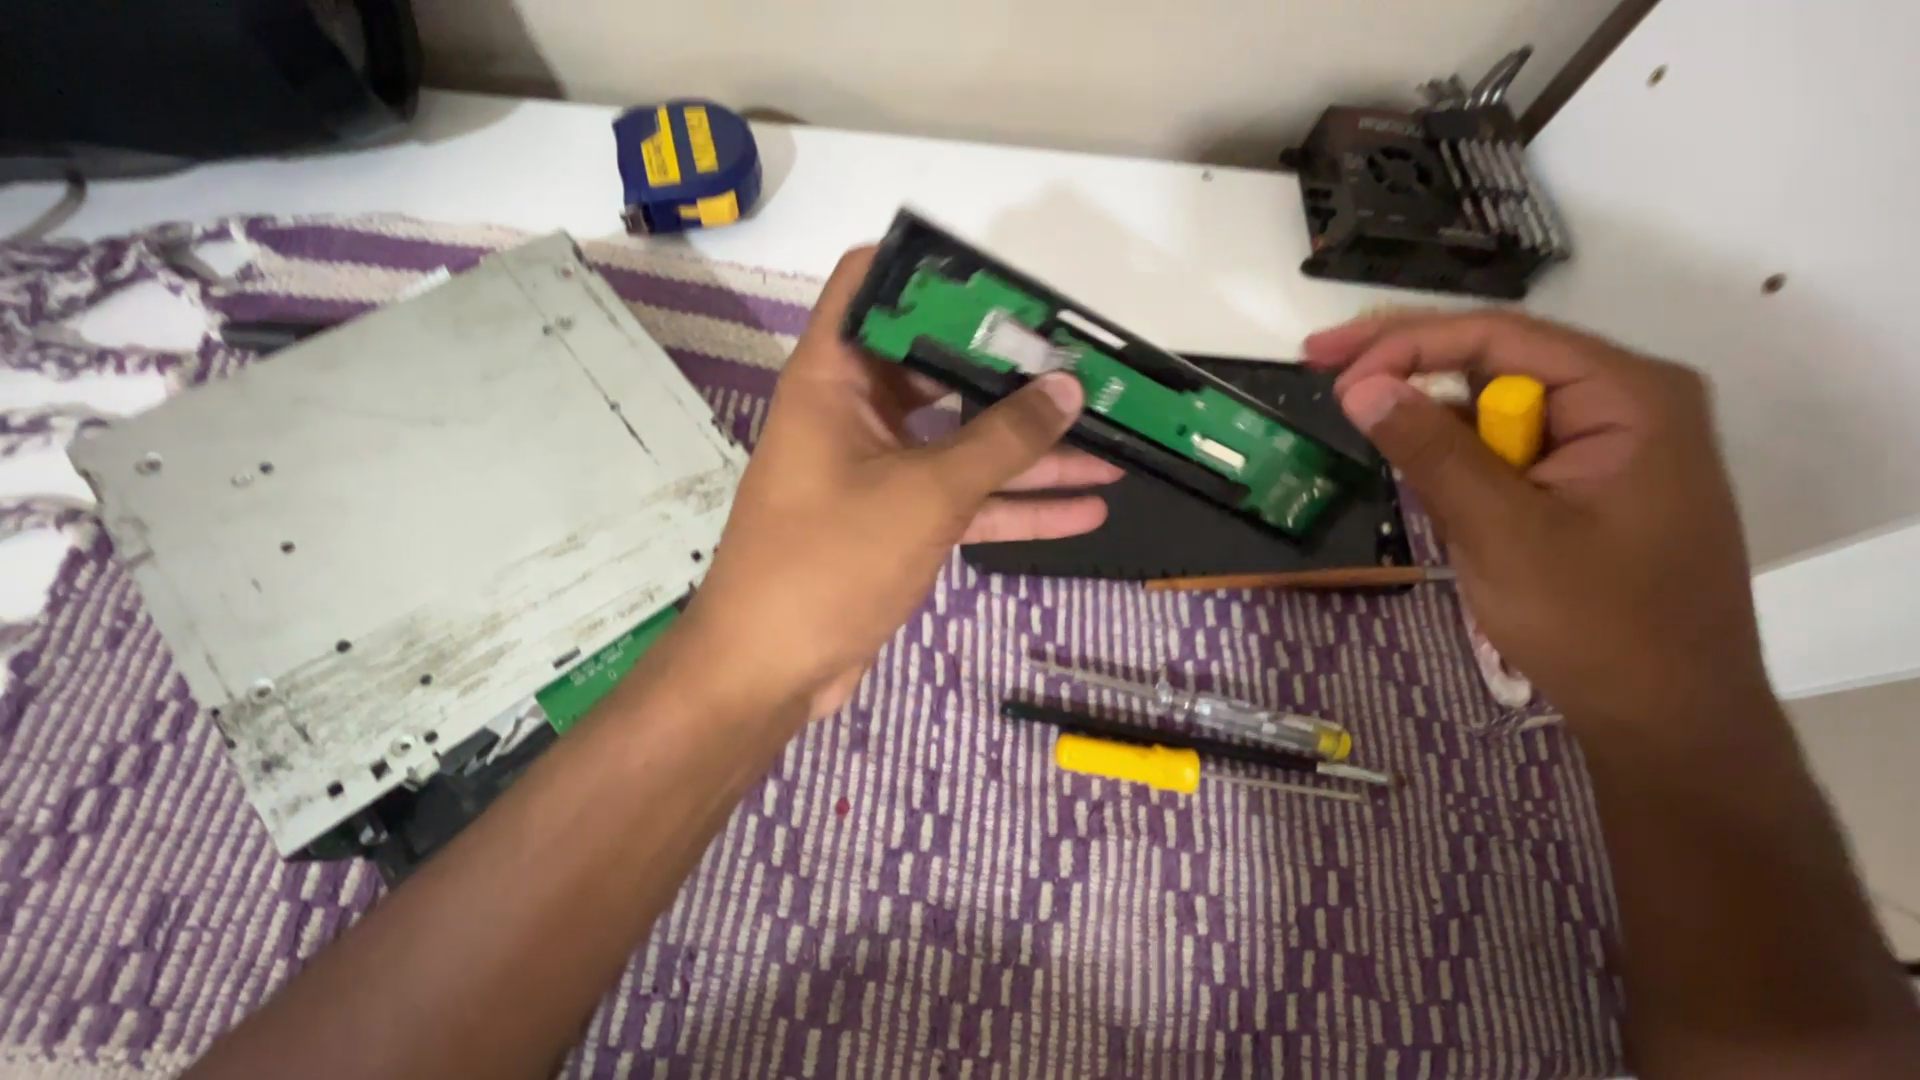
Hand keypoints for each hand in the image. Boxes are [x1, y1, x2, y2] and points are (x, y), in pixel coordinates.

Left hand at [679, 247, 1121, 720]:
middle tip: (1086, 364)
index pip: (873, 286)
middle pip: (939, 368)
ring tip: (1112, 442)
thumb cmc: (831, 561)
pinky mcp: (898, 522)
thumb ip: (1002, 441)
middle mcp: (855, 412)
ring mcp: (879, 470)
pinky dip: (1015, 505)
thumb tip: (1068, 389)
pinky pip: (963, 499)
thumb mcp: (925, 494)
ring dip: (1031, 449)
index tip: (1006, 284)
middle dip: (1012, 371)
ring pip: (963, 442)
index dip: (934, 272)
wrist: (770, 671)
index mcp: (835, 378)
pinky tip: (1084, 508)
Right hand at [1304, 310, 1767, 724]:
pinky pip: (1505, 449)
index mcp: (1627, 395)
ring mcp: (1606, 443)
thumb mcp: (1501, 530)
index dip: (1403, 344)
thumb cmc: (1595, 623)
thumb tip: (1358, 386)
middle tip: (1322, 365)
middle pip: (1495, 361)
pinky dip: (1453, 455)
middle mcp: (1623, 401)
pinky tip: (1411, 461)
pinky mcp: (1584, 482)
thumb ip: (1431, 451)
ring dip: (1426, 414)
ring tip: (1356, 410)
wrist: (1665, 716)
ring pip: (1494, 407)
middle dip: (1407, 365)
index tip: (1328, 368)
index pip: (1498, 338)